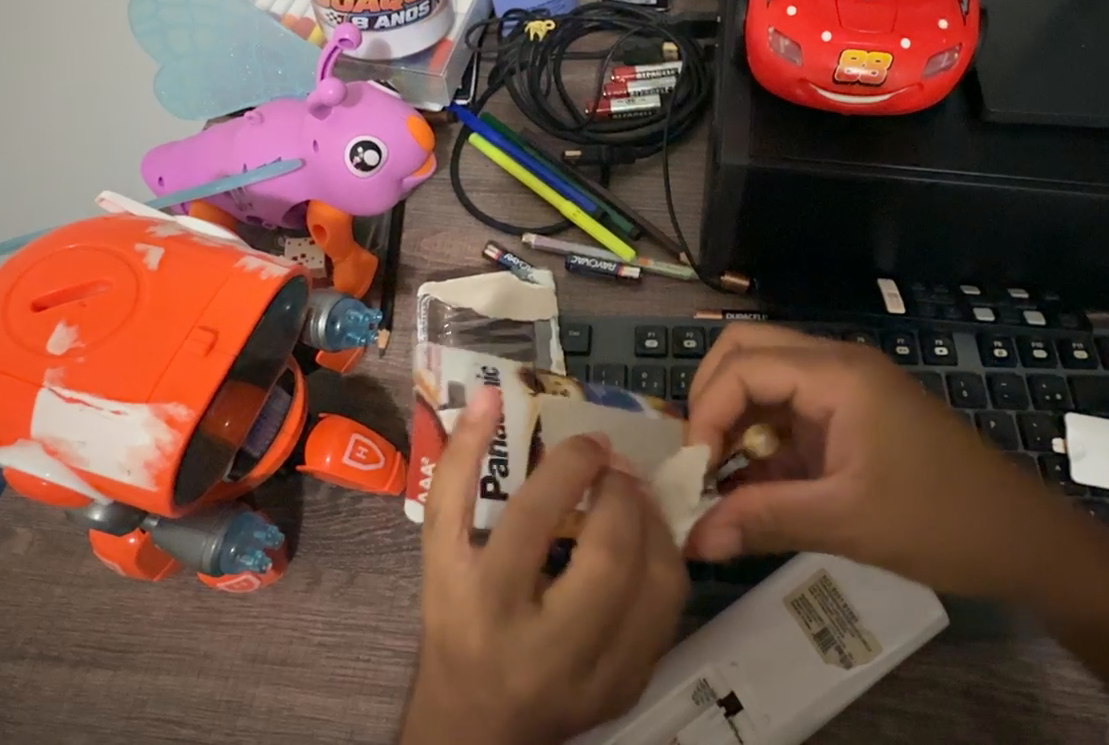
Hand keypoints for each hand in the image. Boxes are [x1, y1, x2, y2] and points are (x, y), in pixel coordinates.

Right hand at [401, 388, 688, 744]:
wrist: (475, 726)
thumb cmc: (454, 624)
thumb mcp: (439, 550)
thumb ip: (456, 471)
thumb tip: (490, 396)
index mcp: (485, 606)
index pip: (533, 521)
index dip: (570, 467)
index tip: (589, 440)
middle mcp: (542, 651)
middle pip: (608, 560)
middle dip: (624, 496)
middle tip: (618, 467)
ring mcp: (595, 680)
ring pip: (655, 588)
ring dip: (655, 524)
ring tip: (636, 496)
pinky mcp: (628, 690)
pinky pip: (669, 613)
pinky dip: (665, 562)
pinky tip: (645, 539)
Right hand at [684, 323, 1094, 601]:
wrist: (1024, 541)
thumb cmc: (942, 521)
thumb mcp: (846, 522)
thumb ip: (763, 520)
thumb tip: (692, 540)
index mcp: (837, 374)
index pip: (743, 366)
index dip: (706, 412)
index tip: (693, 470)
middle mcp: (834, 367)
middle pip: (746, 352)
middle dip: (710, 399)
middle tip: (697, 458)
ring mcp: (843, 391)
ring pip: (763, 381)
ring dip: (731, 421)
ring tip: (711, 477)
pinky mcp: (848, 420)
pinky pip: (786, 415)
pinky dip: (758, 444)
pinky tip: (743, 489)